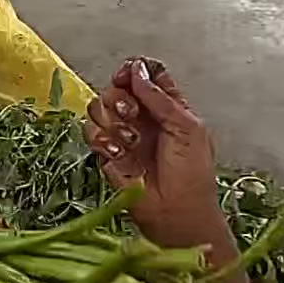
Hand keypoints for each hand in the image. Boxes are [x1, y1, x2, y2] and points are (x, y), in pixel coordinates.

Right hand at [83, 59, 230, 255]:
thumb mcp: (187, 128)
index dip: (136, 71)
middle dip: (121, 98)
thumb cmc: (191, 172)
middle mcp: (142, 116)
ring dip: (112, 121)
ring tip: (130, 142)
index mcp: (167, 106)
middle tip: (133, 114)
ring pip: (99, 108)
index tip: (130, 75)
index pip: (145, 75)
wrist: (176, 211)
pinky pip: (91, 133)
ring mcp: (122, 134)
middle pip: (117, 88)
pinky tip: (119, 155)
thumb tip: (137, 70)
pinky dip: (103, 141)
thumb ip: (160, 98)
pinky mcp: (106, 153)